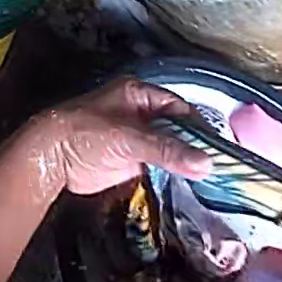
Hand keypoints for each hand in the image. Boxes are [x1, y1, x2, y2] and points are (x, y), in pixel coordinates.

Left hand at [27, 77, 210, 194]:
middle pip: (180, 127)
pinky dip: (180, 173)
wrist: (53, 157)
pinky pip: (165, 163)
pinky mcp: (135, 159)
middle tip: (229, 169)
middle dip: (200, 145)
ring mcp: (139, 136)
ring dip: (191, 161)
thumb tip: (208, 163)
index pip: (180, 107)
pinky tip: (199, 187)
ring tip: (222, 182)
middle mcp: (142, 112)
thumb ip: (165, 149)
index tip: (225, 149)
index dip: (201, 126)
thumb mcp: (126, 137)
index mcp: (137, 94)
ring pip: (174, 147)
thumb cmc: (83, 133)